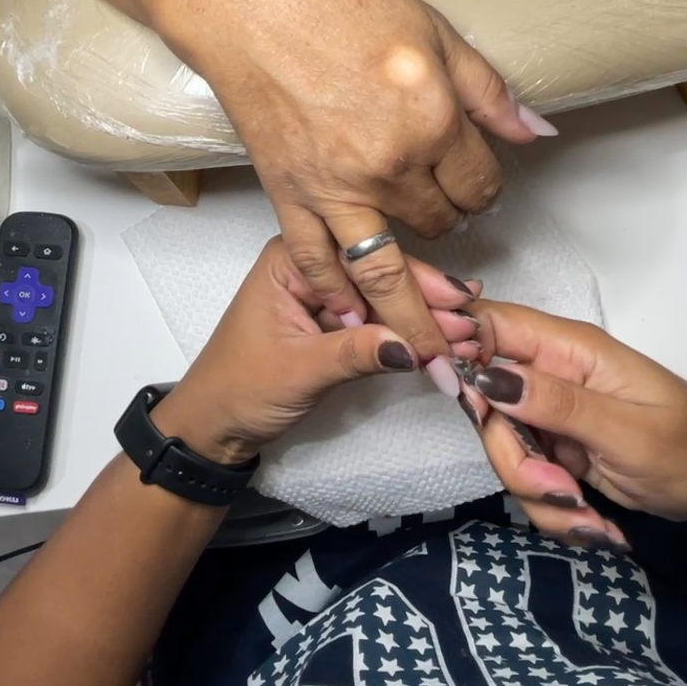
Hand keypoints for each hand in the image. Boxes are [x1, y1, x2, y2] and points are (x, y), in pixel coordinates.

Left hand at [151, 238, 488, 465]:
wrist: (214, 425)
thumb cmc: (240, 389)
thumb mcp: (299, 370)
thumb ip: (356, 352)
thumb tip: (414, 345)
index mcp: (293, 259)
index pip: (362, 263)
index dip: (414, 287)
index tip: (457, 306)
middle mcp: (312, 265)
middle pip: (379, 277)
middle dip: (427, 304)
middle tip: (472, 325)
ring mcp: (324, 293)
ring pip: (383, 299)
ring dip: (423, 321)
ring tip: (468, 336)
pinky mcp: (333, 320)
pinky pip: (376, 321)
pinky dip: (405, 335)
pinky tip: (439, 341)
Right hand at [153, 0, 556, 364]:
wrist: (247, 7)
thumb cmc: (335, 4)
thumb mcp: (433, 31)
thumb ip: (489, 92)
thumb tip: (535, 133)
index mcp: (432, 121)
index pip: (479, 184)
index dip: (484, 188)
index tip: (474, 184)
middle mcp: (389, 167)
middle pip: (439, 224)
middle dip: (450, 226)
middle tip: (445, 224)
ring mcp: (336, 191)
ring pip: (387, 272)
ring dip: (412, 312)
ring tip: (432, 352)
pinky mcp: (290, 200)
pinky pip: (319, 265)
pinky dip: (339, 298)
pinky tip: (354, 321)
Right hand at [451, 302, 686, 548]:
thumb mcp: (630, 432)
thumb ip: (556, 403)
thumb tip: (485, 375)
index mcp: (569, 349)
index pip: (489, 324)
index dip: (459, 350)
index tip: (465, 400)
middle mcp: (551, 375)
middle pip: (486, 403)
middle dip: (514, 457)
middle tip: (559, 491)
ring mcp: (551, 415)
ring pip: (503, 448)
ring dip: (537, 493)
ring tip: (588, 515)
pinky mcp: (555, 451)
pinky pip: (525, 478)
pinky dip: (551, 509)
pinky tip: (593, 521)